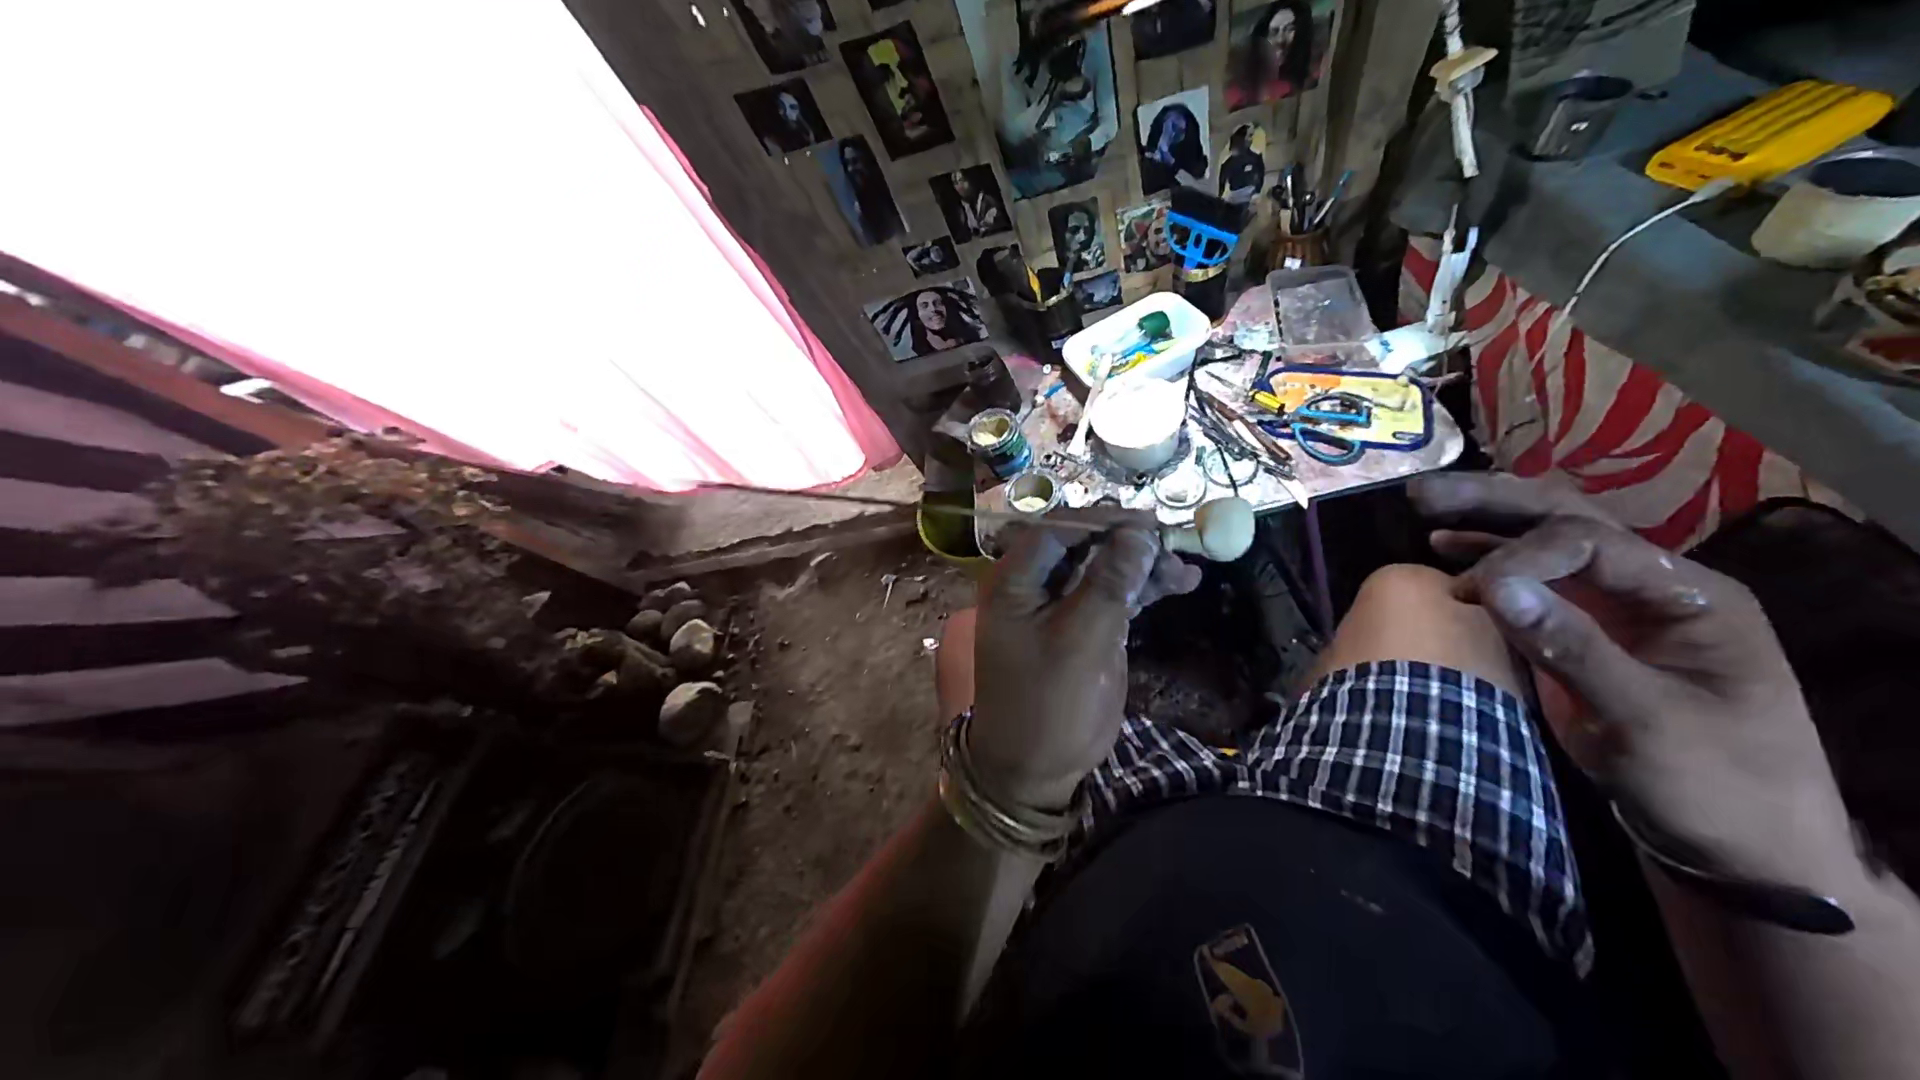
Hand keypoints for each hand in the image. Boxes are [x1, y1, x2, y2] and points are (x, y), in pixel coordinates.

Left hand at [968, 517, 1203, 808]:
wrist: (1036, 765)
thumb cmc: (1046, 702)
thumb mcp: (1079, 640)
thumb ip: (1108, 584)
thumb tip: (1140, 534)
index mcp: (1014, 581)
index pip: (1056, 530)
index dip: (1102, 521)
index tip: (1147, 521)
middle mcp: (1034, 585)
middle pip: (1084, 544)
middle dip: (1128, 540)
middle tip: (1171, 540)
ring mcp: (1061, 605)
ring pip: (1105, 567)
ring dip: (1144, 564)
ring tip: (1185, 568)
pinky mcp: (1085, 625)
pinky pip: (1115, 594)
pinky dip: (1146, 587)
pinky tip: (1182, 582)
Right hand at [1409, 473, 1860, 888]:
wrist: (1745, 850)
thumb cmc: (1715, 786)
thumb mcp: (1647, 721)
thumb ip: (1571, 646)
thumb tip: (1489, 585)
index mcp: (1691, 596)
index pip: (1590, 544)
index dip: (1521, 556)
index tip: (1467, 591)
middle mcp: (1654, 588)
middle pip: (1571, 521)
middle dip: (1495, 502)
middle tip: (1423, 494)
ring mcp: (1620, 610)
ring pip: (1550, 544)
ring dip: (1486, 523)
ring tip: (1424, 509)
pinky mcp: (1588, 634)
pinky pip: (1536, 583)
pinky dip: (1490, 562)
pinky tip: (1449, 551)